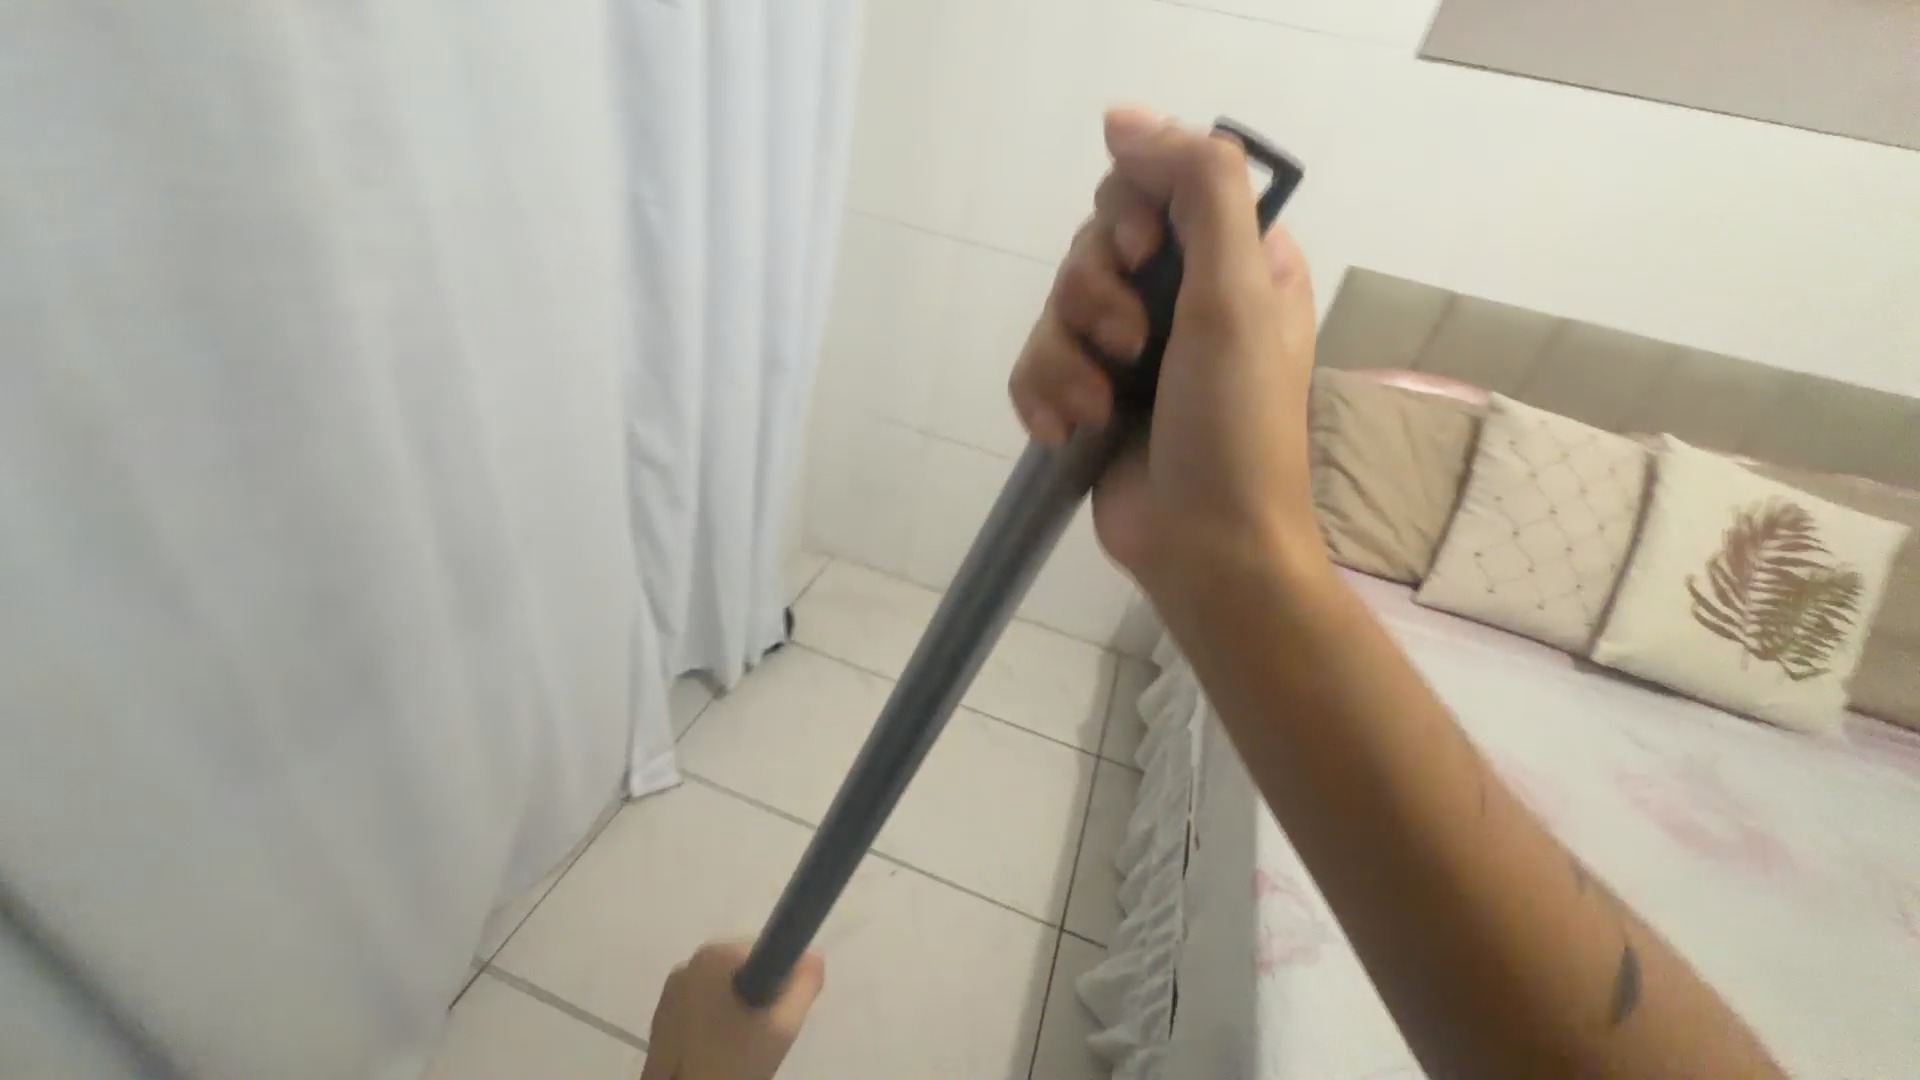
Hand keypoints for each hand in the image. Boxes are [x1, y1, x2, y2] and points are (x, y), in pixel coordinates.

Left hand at [638, 943, 824, 1079]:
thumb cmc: (731, 1064)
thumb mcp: (781, 1027)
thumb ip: (805, 985)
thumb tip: (814, 956)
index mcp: (713, 956)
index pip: (765, 951)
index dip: (781, 979)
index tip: (780, 1012)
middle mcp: (688, 964)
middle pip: (743, 969)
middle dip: (758, 996)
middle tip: (763, 1036)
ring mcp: (669, 993)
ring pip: (722, 990)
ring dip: (737, 1011)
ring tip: (740, 1050)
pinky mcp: (660, 1020)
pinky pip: (701, 1008)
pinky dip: (715, 1024)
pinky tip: (719, 1055)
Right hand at [1008, 109, 1326, 608]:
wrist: (1205, 545)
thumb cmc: (1235, 423)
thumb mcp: (1239, 291)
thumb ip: (1198, 187)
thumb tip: (1121, 117)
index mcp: (1228, 262)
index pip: (1151, 189)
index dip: (1127, 216)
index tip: (1137, 258)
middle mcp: (1174, 300)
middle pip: (1090, 249)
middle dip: (1094, 301)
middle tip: (1129, 348)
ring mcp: (1126, 356)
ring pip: (1053, 311)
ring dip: (1066, 361)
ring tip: (1099, 410)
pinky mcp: (1085, 401)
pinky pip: (1033, 369)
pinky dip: (1042, 398)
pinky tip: (1064, 434)